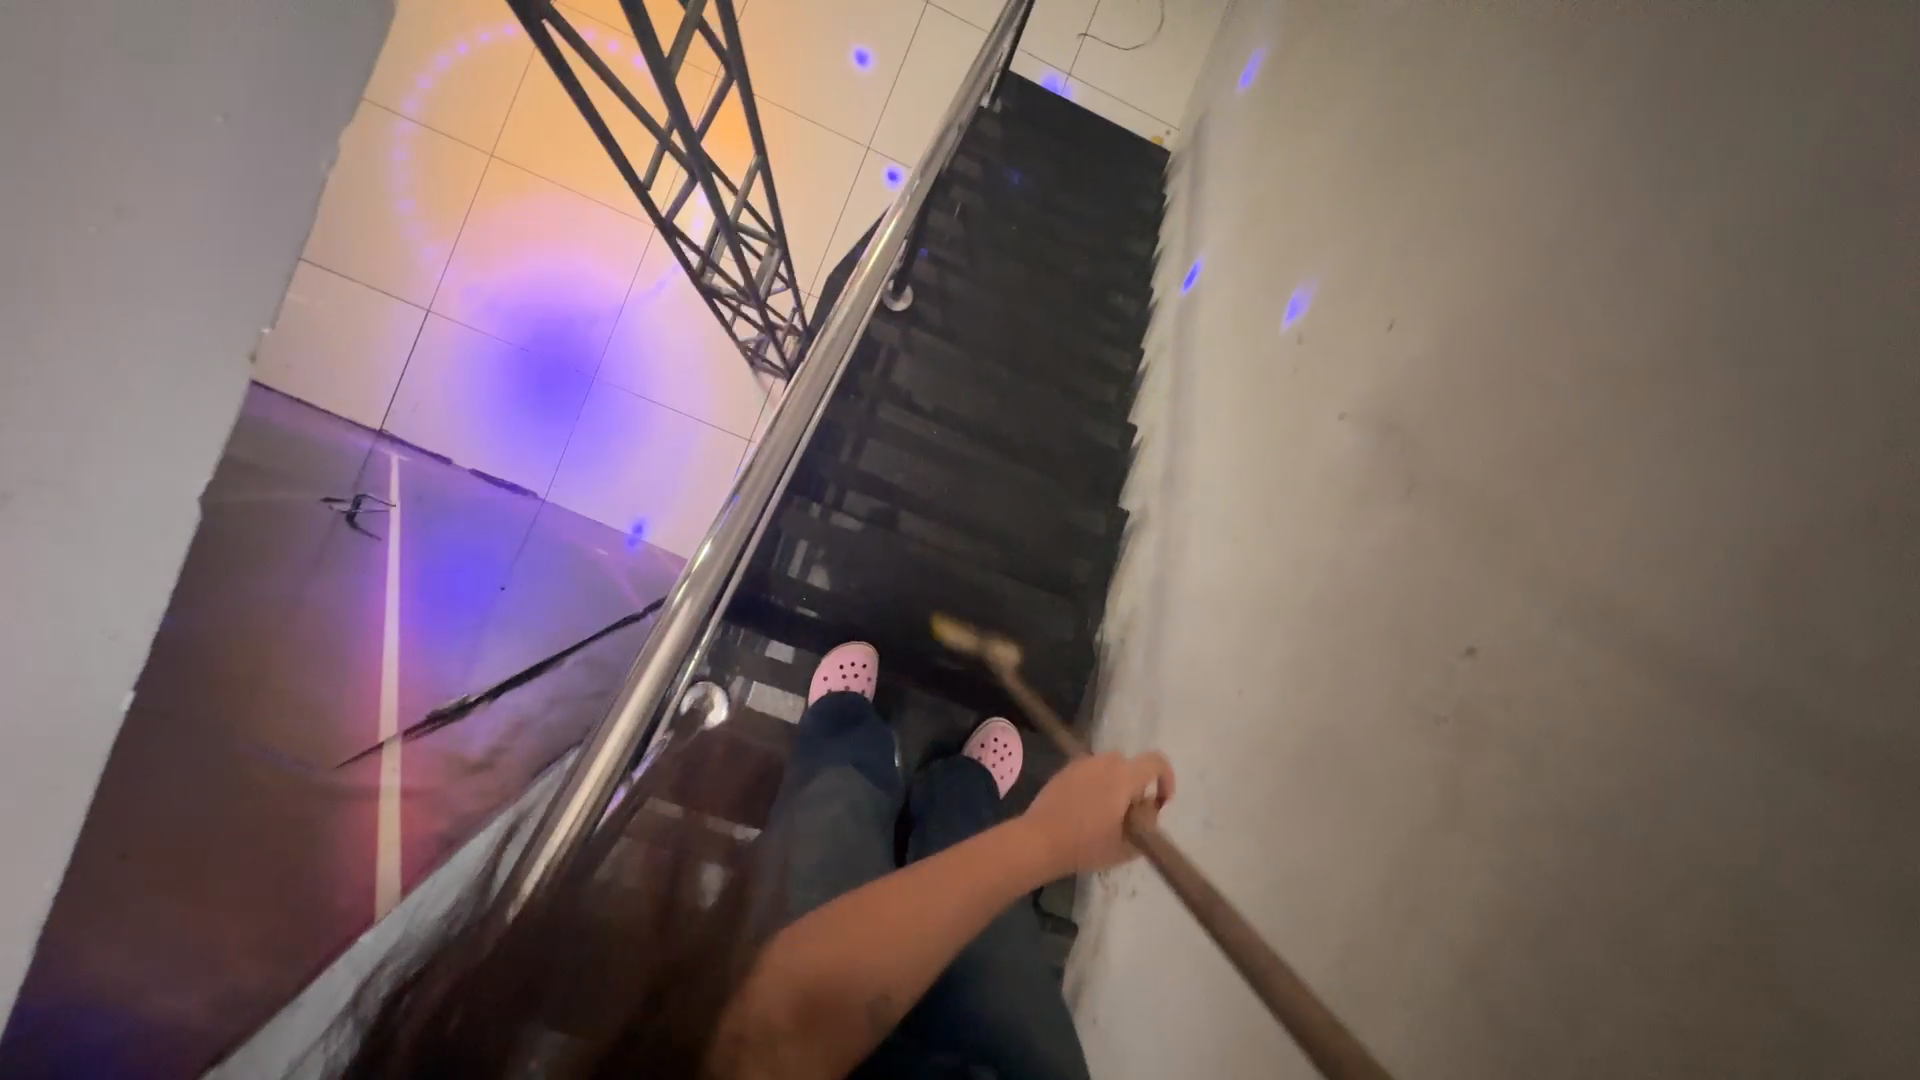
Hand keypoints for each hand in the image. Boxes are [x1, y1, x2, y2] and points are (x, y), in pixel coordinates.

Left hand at [1021, 751, 1174, 876]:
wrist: (1040, 839)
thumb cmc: (1087, 844)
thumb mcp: (1128, 844)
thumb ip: (1147, 823)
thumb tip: (1148, 810)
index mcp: (1124, 775)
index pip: (1156, 761)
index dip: (1166, 778)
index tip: (1161, 802)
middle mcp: (1104, 761)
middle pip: (1131, 766)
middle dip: (1137, 787)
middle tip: (1131, 815)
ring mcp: (1081, 763)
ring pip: (1109, 768)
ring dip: (1115, 785)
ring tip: (1107, 815)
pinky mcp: (1064, 770)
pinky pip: (1089, 772)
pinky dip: (1095, 785)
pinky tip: (1086, 811)